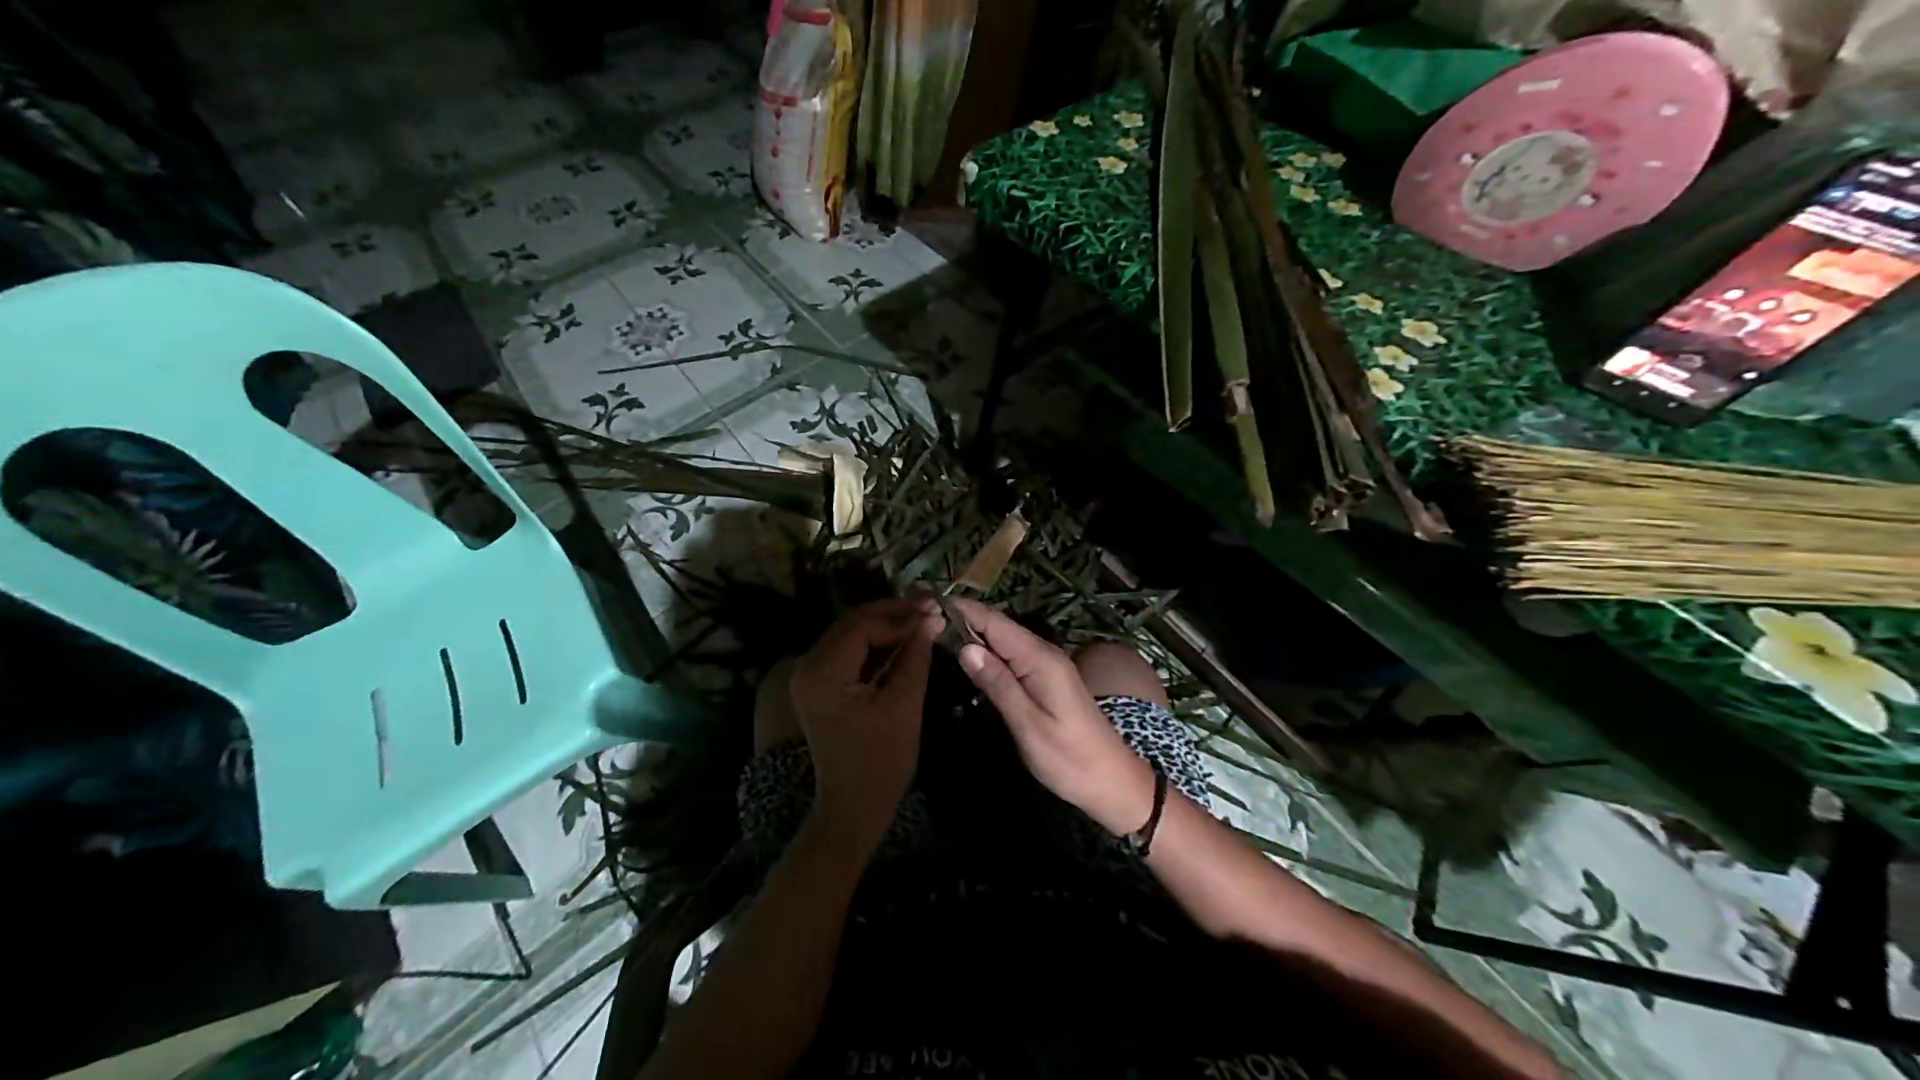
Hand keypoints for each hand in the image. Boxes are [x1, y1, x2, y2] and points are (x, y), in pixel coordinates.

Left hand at [788, 597, 944, 850]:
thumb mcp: (904, 704)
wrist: (853, 807)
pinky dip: (874, 644)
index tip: (935, 609)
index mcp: (822, 671)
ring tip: (921, 618)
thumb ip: (916, 656)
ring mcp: (808, 676)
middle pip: (851, 624)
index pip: (862, 625)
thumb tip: (933, 617)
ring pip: (849, 635)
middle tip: (929, 606)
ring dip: (884, 626)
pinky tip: (902, 640)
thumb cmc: (881, 760)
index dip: (900, 615)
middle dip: (892, 614)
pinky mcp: (818, 686)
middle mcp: (806, 666)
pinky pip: (847, 652)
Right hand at [949, 598, 1157, 835]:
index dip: (962, 609)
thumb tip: (965, 647)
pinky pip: (1011, 654)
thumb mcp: (1028, 725)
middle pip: (998, 625)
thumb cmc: (1069, 759)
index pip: (994, 622)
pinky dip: (987, 649)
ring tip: (934, 630)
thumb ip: (998, 684)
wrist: (1112, 780)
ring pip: (1003, 639)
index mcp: (1040, 660)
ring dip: (972, 631)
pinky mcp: (1045, 678)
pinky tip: (967, 655)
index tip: (926, 602)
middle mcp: (1044, 653)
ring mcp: (1046, 665)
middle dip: (963, 617)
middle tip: (922, 616)